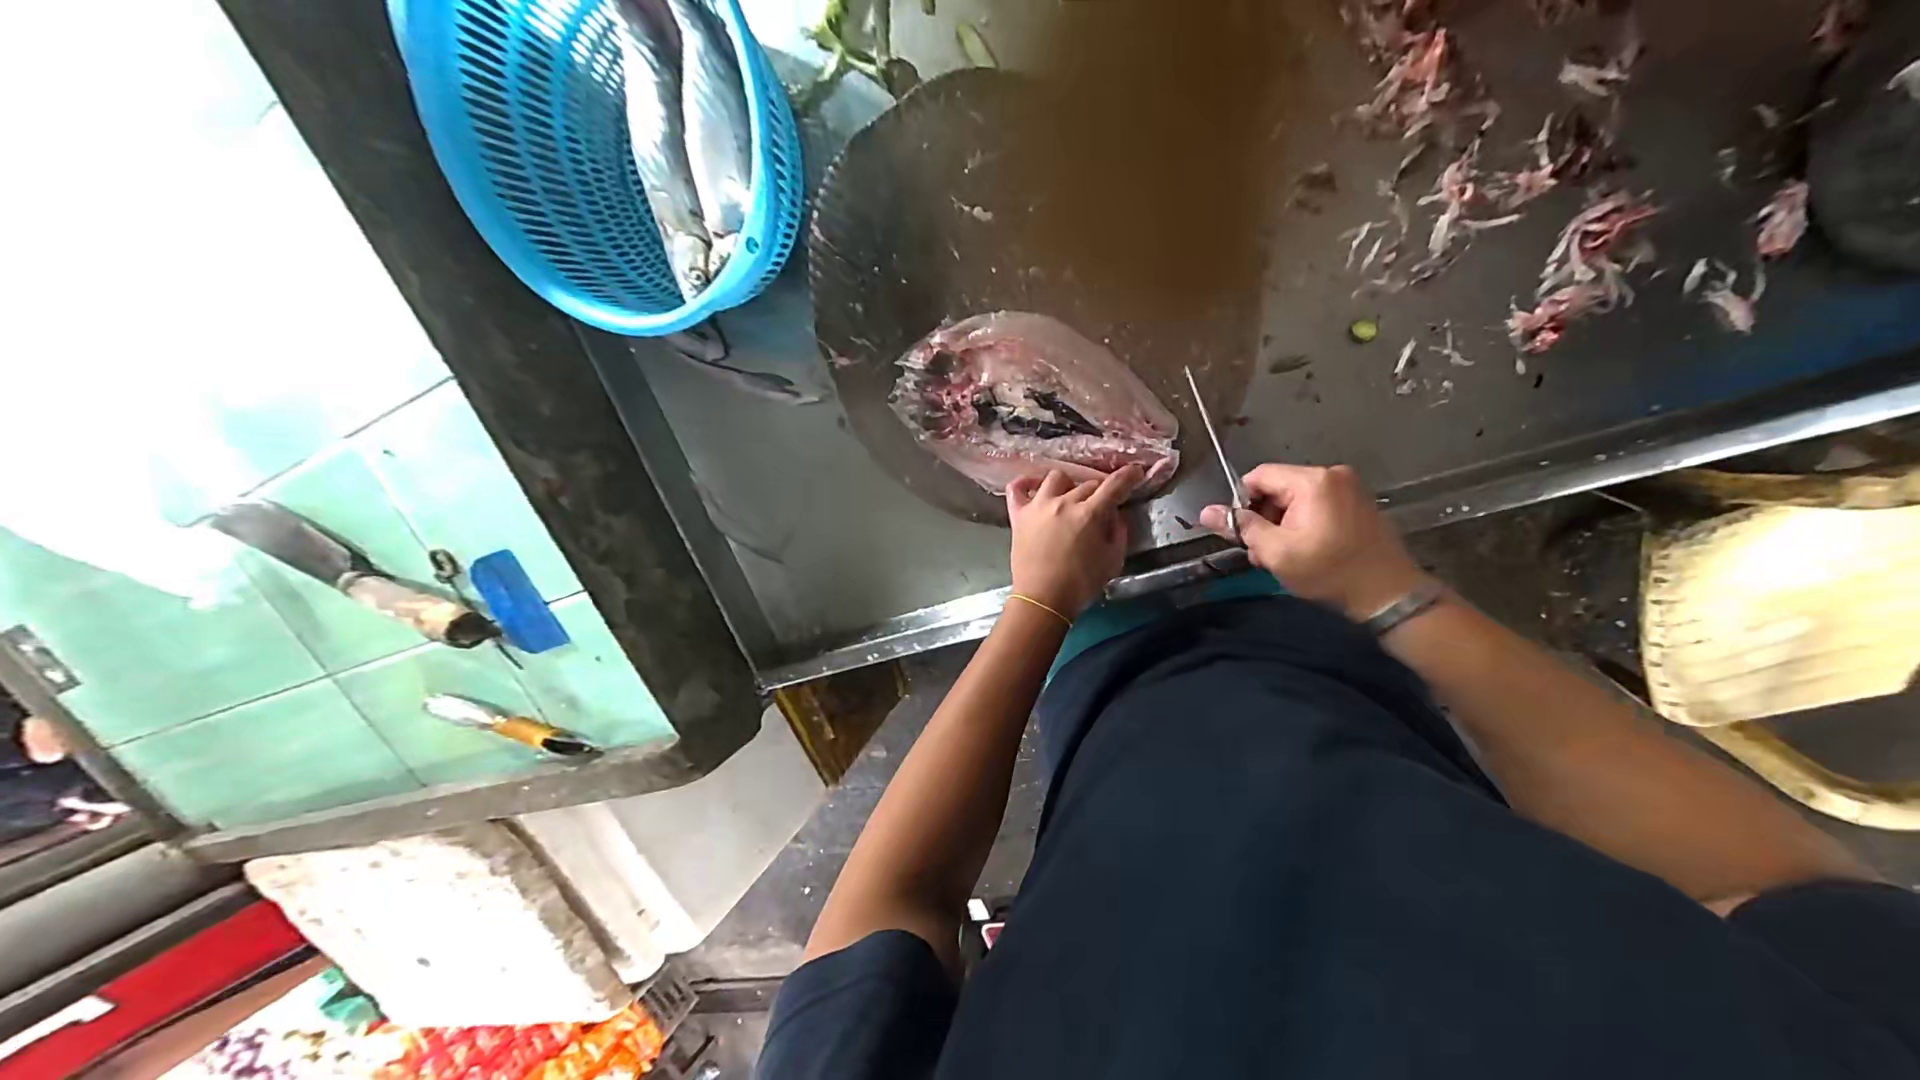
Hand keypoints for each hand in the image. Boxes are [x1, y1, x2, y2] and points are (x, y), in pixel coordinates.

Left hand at [1006, 466, 1143, 617]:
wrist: (1043, 599)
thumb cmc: (1081, 584)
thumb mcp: (1112, 560)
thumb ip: (1118, 532)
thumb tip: (1116, 514)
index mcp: (1090, 514)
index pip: (1114, 485)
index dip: (1128, 475)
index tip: (1134, 471)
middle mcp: (1064, 502)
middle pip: (1087, 484)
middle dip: (1098, 492)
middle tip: (1099, 505)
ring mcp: (1038, 506)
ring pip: (1056, 478)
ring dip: (1068, 485)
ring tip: (1069, 497)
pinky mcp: (1018, 515)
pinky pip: (1017, 488)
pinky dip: (1025, 483)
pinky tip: (1035, 488)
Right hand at [1199, 464, 1425, 619]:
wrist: (1389, 595)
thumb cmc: (1329, 572)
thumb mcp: (1276, 552)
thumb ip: (1241, 527)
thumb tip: (1206, 512)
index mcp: (1312, 481)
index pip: (1257, 476)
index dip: (1241, 503)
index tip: (1242, 533)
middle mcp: (1333, 475)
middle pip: (1277, 487)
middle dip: (1263, 517)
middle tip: (1262, 552)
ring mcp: (1349, 488)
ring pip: (1295, 499)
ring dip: (1281, 524)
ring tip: (1282, 556)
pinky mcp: (1358, 503)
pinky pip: (1316, 505)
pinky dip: (1302, 524)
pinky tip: (1304, 550)